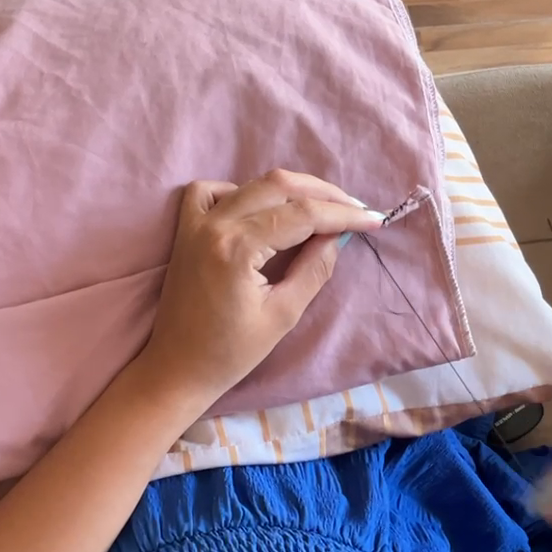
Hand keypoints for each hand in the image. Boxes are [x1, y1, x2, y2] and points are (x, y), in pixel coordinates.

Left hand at [136, 170, 382, 405]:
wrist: (177, 368)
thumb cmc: (231, 352)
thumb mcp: (283, 315)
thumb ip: (314, 269)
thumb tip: (338, 235)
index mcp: (238, 248)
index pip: (303, 214)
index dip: (343, 214)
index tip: (374, 220)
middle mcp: (215, 224)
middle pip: (279, 185)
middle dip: (323, 193)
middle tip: (354, 208)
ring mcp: (195, 223)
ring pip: (251, 184)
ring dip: (290, 189)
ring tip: (320, 207)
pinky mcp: (185, 230)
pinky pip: (210, 191)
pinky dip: (238, 191)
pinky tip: (258, 210)